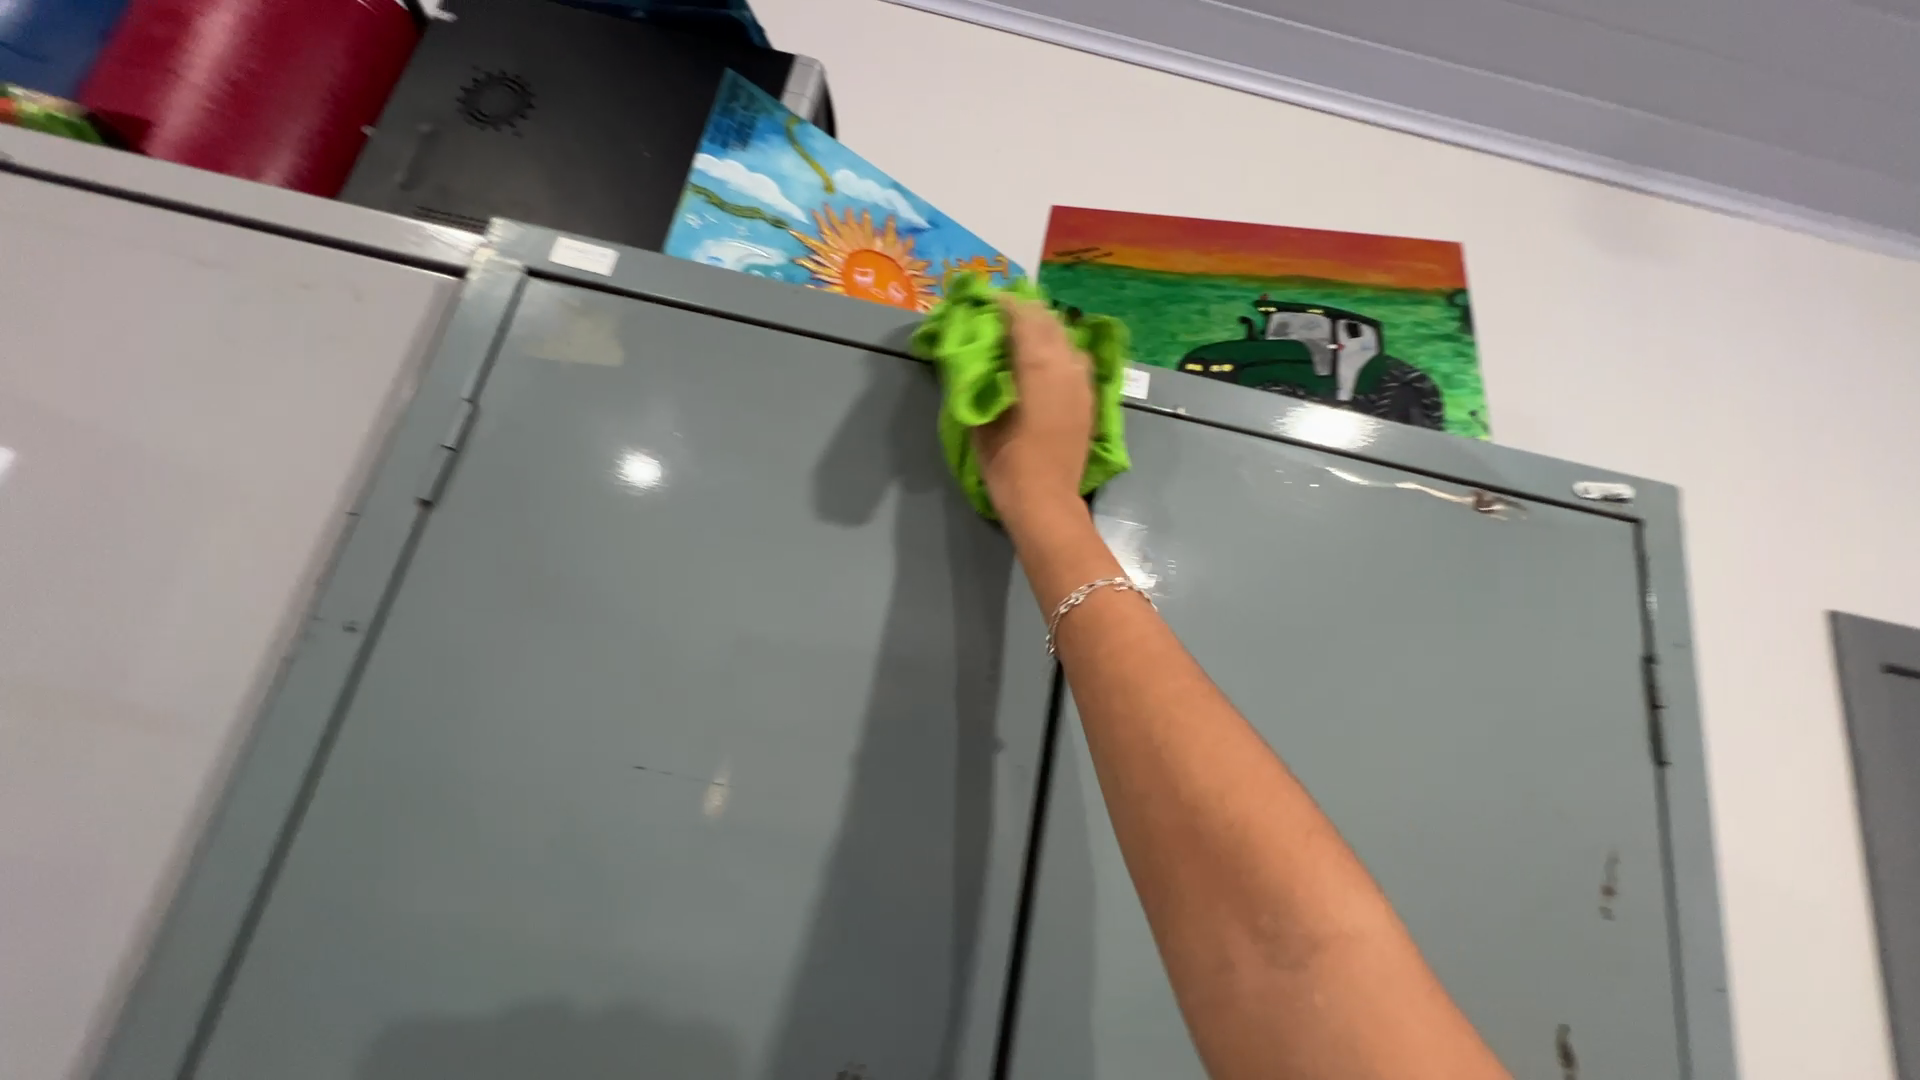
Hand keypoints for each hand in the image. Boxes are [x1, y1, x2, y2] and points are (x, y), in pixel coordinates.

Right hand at [973, 296, 1095, 523]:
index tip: (988, 299)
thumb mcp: (983, 422)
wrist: (1046, 502)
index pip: (1024, 321)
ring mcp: (1082, 384)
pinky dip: (1060, 350)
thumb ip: (981, 385)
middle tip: (1004, 310)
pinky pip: (1077, 361)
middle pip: (1050, 324)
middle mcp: (1065, 368)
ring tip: (1025, 331)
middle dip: (1028, 312)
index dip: (1006, 305)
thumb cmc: (1007, 465)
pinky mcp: (1090, 401)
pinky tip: (1047, 357)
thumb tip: (975, 362)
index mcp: (1037, 369)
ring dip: (1047, 329)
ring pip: (1068, 340)